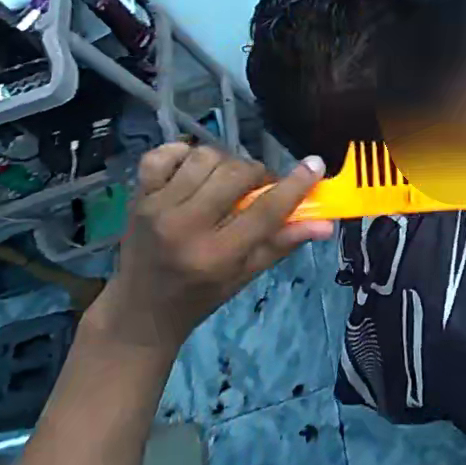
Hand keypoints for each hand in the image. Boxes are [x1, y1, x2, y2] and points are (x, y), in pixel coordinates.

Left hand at [86, 144, 333, 355]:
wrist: (139, 311)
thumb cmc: (200, 296)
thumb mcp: (246, 275)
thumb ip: (284, 243)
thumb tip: (327, 224)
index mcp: (216, 256)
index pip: (265, 210)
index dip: (295, 185)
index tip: (315, 165)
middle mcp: (184, 227)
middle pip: (236, 175)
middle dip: (257, 174)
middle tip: (260, 186)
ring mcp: (156, 208)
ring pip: (205, 158)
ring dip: (225, 163)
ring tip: (227, 180)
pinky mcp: (138, 196)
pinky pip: (163, 154)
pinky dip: (182, 154)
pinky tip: (194, 169)